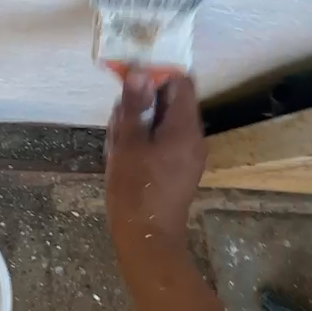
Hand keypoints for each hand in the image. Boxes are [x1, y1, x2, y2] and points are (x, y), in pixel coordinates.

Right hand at [105, 71, 206, 261]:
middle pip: (172, 101)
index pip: (181, 82)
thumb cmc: (135, 189)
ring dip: (140, 120)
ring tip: (117, 138)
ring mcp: (189, 155)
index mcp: (185, 128)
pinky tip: (124, 151)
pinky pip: (164, 139)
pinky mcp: (179, 168)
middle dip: (143, 100)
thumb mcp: (127, 142)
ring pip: (164, 120)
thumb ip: (134, 105)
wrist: (147, 239)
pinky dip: (145, 137)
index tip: (131, 74)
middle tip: (118, 115)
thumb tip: (140, 71)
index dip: (157, 72)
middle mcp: (194, 138)